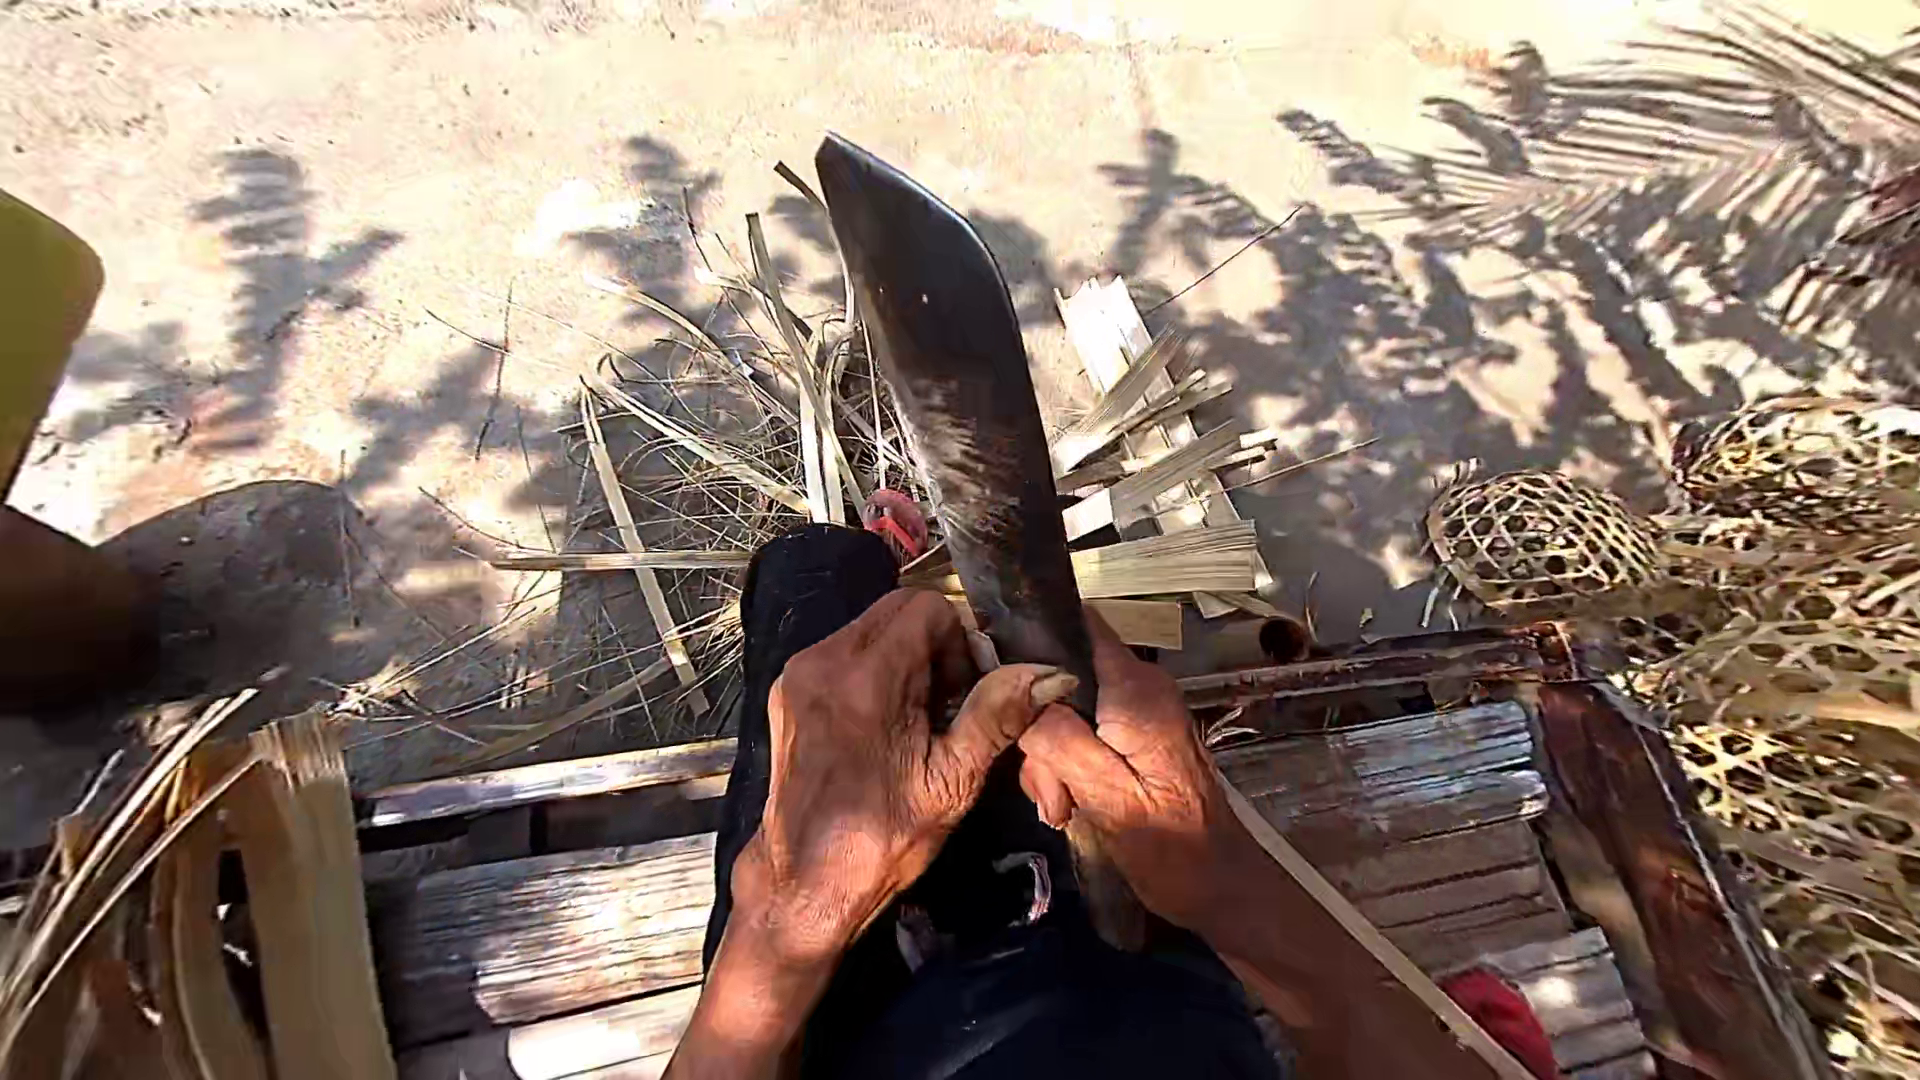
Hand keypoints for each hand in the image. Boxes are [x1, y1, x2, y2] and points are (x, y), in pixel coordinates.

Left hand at [670, 589, 1076, 1079]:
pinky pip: (847, 645)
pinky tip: (882, 716)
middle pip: (900, 606)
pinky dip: (877, 664)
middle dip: (935, 642)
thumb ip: (1000, 713)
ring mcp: (799, 668)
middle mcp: (824, 657)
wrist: (803, 884)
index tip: (960, 693)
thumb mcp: (954, 780)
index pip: (929, 607)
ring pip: (874, 623)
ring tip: (914, 713)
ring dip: (907, 653)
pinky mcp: (787, 684)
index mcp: (866, 677)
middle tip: (944, 701)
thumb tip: (1052, 673)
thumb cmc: (884, 836)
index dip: (958, 642)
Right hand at [1017, 609, 1266, 936]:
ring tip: (1061, 805)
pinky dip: (1067, 761)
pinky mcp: (1134, 730)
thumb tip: (1024, 698)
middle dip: (1040, 727)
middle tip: (1047, 788)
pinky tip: (1070, 801)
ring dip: (1052, 755)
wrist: (1221, 888)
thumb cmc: (1171, 848)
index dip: (1036, 638)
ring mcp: (1137, 708)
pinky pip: (1083, 727)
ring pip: (1066, 707)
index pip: (1081, 625)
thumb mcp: (1107, 797)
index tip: (1001, 681)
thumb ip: (1062, 740)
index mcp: (1136, 689)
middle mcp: (1139, 685)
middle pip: (1063, 676)